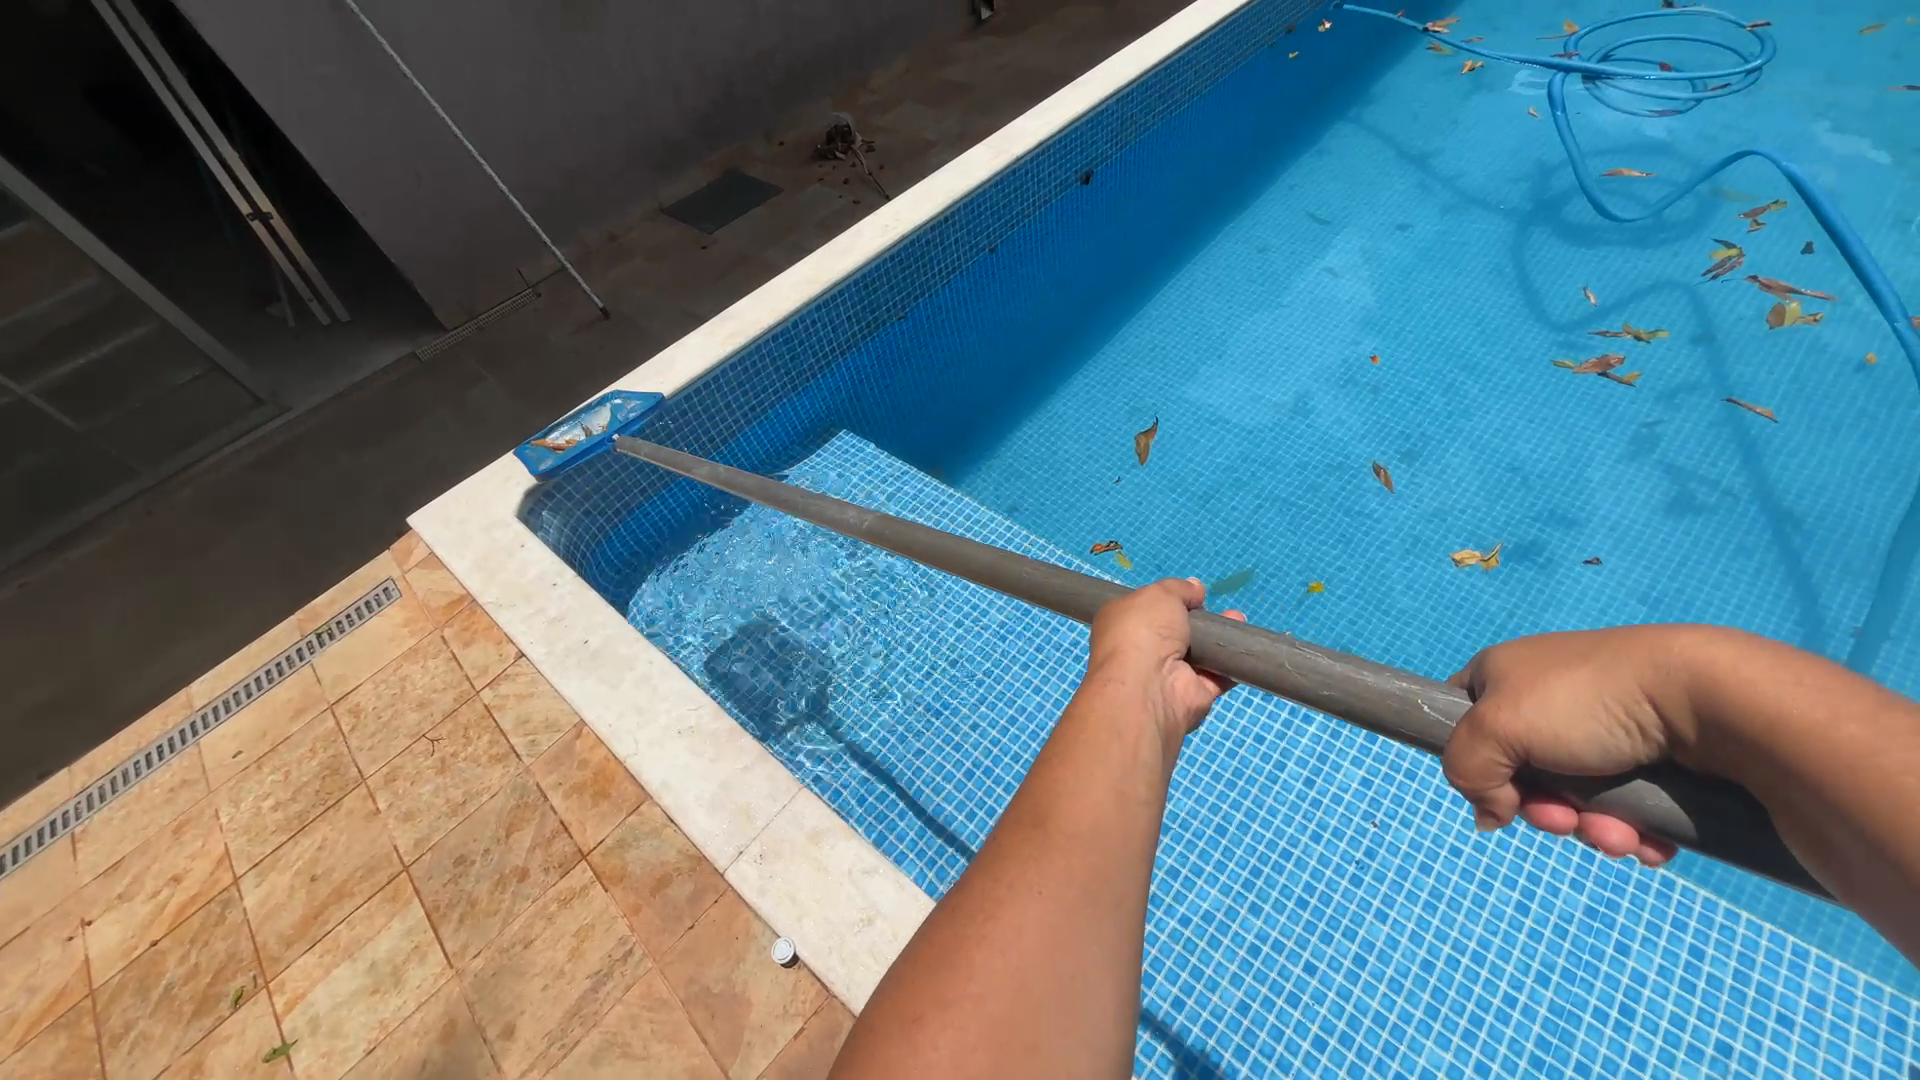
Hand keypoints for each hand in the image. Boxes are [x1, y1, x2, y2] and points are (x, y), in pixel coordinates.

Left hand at [1084, 578, 1244, 749]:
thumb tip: (1195, 588)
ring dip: (1217, 638)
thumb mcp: (1159, 594)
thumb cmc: (1143, 630)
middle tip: (1214, 609)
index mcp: (1120, 623)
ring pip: (1197, 652)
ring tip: (1236, 619)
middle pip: (1173, 631)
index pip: (1143, 610)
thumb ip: (1178, 589)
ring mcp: (1164, 674)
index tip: (1190, 594)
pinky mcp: (1190, 695)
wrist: (1150, 684)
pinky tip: (1241, 646)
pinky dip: (1229, 664)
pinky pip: (1215, 676)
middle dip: (1197, 618)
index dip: (1166, 600)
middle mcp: (1139, 649)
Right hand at [1443, 626, 1705, 866]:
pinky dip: (1628, 829)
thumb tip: (1489, 813)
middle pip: (1518, 771)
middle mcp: (1546, 698)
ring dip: (1588, 827)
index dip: (1470, 758)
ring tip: (1617, 836)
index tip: (1493, 785)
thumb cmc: (1582, 702)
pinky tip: (1645, 839)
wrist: (1707, 698)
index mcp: (1502, 675)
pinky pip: (1623, 804)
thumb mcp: (1493, 728)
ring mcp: (1600, 727)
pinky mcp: (1650, 755)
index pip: (1461, 717)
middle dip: (1541, 808)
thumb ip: (1465, 769)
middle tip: (1562, 819)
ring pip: (1573, 796)